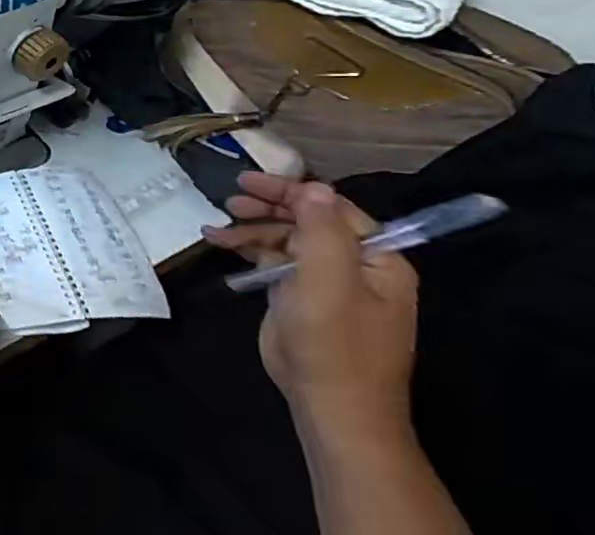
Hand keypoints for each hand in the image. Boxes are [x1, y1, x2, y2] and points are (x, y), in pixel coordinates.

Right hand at [204, 173, 418, 428]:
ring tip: (218, 226)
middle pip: (305, 220)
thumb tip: (313, 187)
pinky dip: (247, 249)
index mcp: (376, 257)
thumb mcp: (329, 279)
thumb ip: (321, 228)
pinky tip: (219, 241)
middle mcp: (353, 264)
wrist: (331, 412)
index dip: (290, 191)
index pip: (331, 208)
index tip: (250, 182)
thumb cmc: (335, 344)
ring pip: (285, 239)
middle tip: (232, 200)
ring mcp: (325, 282)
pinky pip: (273, 261)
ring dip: (251, 228)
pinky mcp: (299, 299)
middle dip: (267, 208)